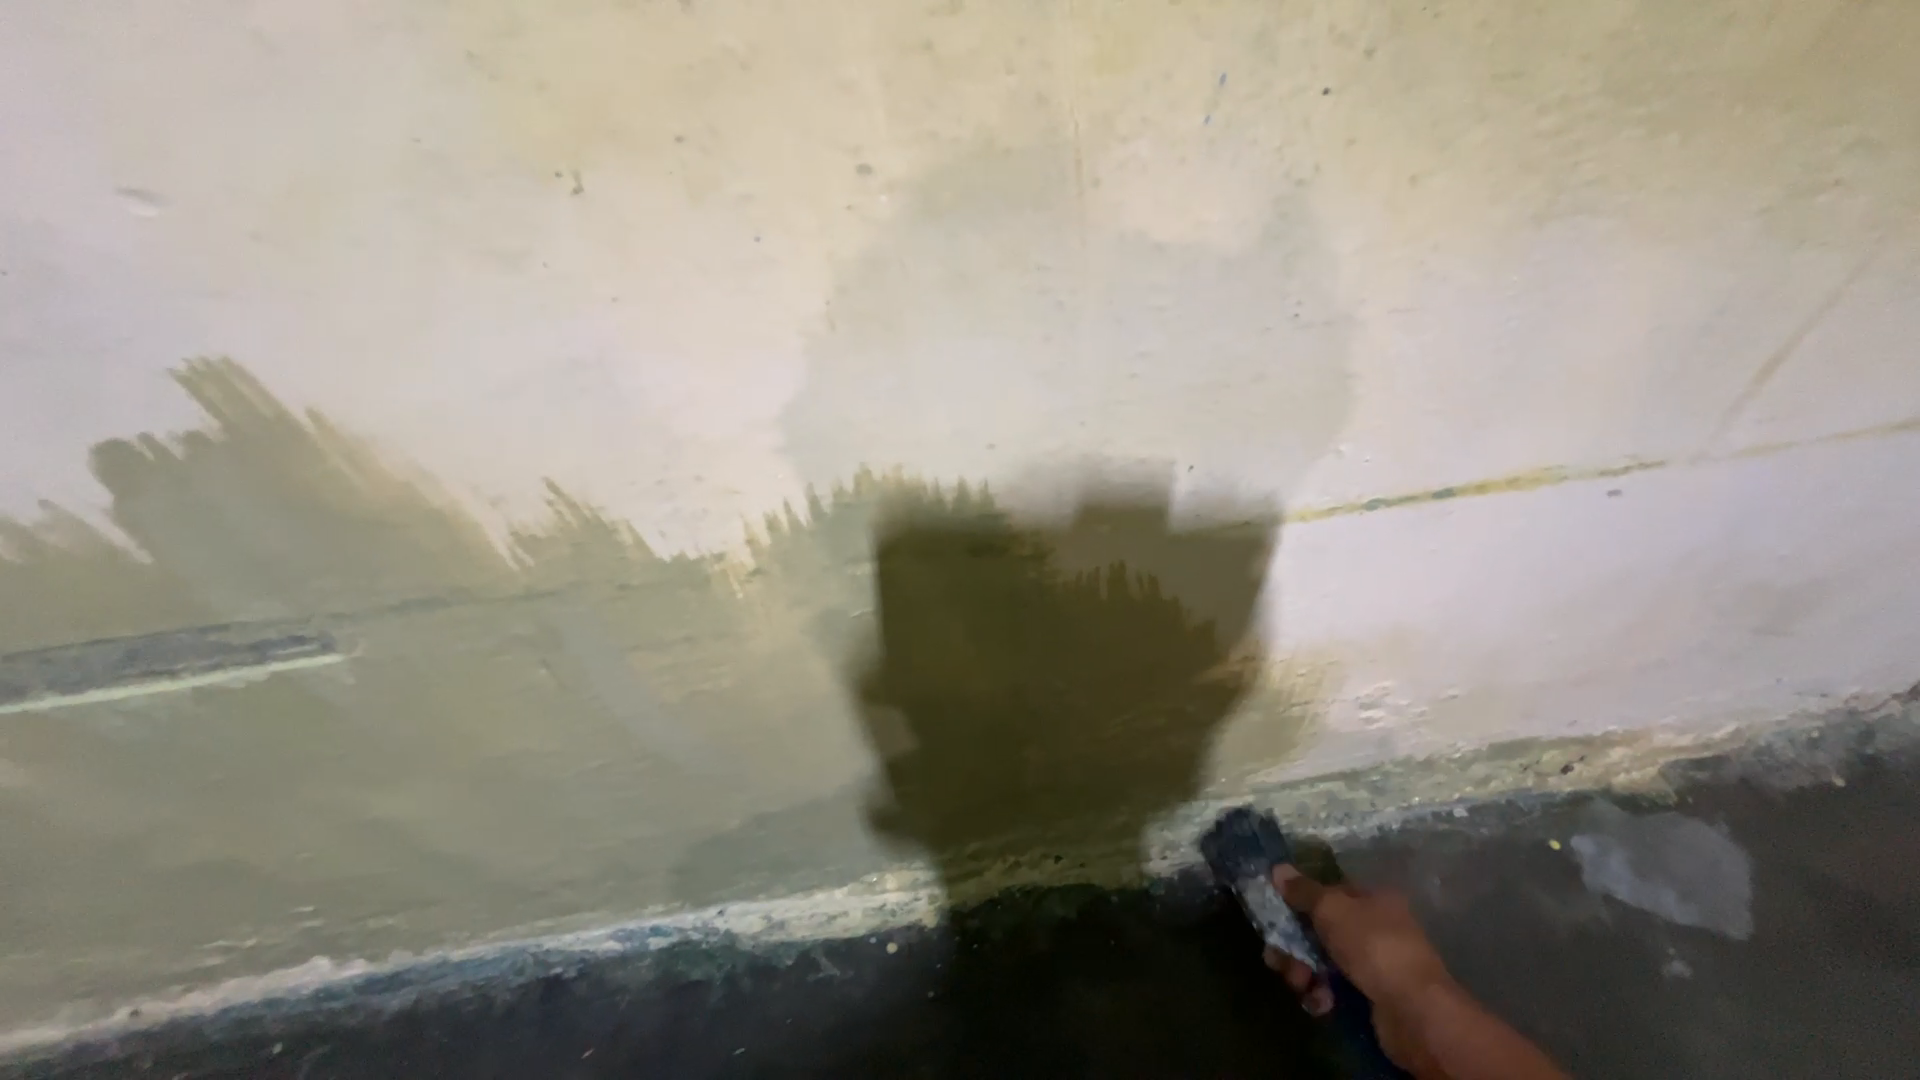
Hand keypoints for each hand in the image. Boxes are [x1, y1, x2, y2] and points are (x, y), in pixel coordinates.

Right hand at [1264, 865, 1457, 1076]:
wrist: (1414, 1012)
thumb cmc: (1373, 946)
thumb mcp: (1331, 908)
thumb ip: (1302, 890)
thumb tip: (1277, 868)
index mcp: (1373, 899)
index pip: (1329, 892)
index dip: (1300, 901)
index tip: (1275, 915)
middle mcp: (1376, 928)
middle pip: (1320, 929)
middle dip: (1294, 944)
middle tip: (1277, 958)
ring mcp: (1375, 965)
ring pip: (1323, 961)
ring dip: (1303, 971)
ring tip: (1300, 983)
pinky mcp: (1371, 997)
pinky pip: (1335, 989)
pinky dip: (1321, 994)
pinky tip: (1319, 1002)